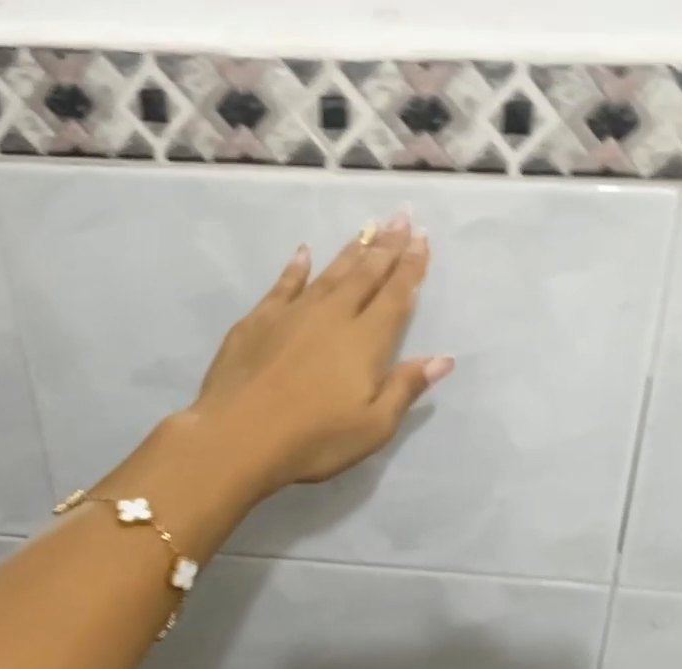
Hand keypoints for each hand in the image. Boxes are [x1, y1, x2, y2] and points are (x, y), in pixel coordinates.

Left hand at [182, 208, 452, 494]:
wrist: (237, 436)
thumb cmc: (314, 439)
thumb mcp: (373, 426)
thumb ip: (406, 387)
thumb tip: (443, 357)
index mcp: (365, 341)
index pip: (395, 296)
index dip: (411, 268)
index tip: (423, 239)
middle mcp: (333, 316)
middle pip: (366, 274)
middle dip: (387, 246)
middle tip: (402, 216)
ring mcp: (293, 314)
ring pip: (330, 273)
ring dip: (351, 251)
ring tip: (367, 228)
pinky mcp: (258, 320)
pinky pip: (284, 284)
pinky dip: (296, 267)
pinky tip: (304, 253)